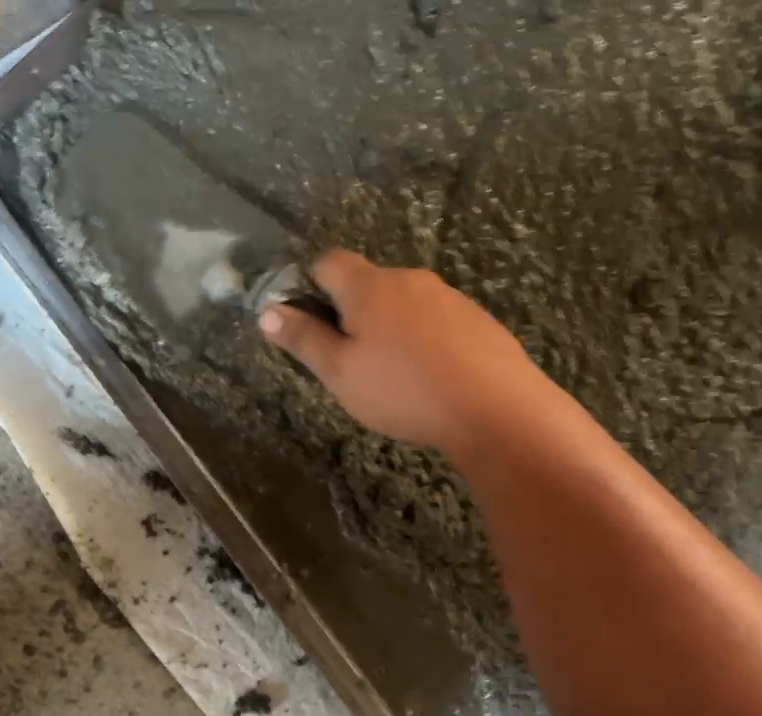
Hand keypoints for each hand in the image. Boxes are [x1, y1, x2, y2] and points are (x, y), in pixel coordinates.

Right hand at [259, 250, 543, 453]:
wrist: (494, 408)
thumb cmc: (401, 389)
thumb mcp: (338, 371)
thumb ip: (303, 338)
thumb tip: (266, 311)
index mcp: (369, 286)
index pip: (328, 262)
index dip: (309, 286)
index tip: (306, 324)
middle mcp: (409, 279)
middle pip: (365, 284)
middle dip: (347, 313)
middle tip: (342, 361)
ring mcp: (447, 297)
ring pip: (398, 304)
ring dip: (383, 328)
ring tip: (385, 376)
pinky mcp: (474, 320)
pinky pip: (430, 321)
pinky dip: (416, 341)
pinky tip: (421, 378)